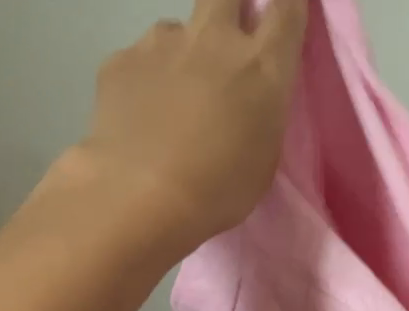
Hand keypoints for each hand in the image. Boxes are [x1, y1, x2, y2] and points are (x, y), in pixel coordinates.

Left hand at [76, 0, 309, 252]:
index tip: (284, 17)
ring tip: (176, 99)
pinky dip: (147, 81)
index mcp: (261, 67)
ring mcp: (162, 43)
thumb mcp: (264, 158)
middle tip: (230, 38)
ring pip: (179, 30)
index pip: (286, 10)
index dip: (288, 6)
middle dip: (232, 6)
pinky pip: (141, 59)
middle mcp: (214, 40)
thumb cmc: (220, 189)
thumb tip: (241, 93)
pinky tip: (142, 117)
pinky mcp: (121, 59)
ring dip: (184, 53)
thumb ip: (259, 112)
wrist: (141, 193)